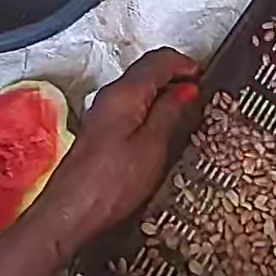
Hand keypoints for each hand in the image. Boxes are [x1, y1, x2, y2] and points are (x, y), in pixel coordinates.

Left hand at [22, 48, 200, 249]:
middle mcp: (110, 96)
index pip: (158, 60)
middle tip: (202, 93)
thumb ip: (170, 112)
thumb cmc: (111, 184)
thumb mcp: (152, 146)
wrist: (69, 215)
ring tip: (189, 110)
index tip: (206, 77)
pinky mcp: (101, 133)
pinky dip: (152, 108)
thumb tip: (187, 89)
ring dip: (164, 92)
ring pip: (139, 89)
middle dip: (176, 75)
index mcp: (124, 93)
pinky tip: (164, 127)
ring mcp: (103, 114)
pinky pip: (131, 107)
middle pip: (147, 71)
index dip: (185, 64)